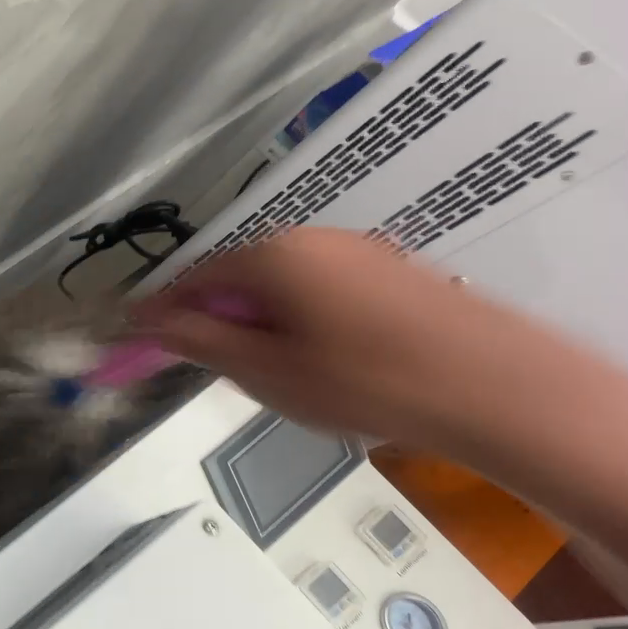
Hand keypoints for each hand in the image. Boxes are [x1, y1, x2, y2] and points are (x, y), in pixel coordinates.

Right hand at [131, 228, 568, 449]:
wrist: (498, 389)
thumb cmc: (362, 381)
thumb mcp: (259, 369)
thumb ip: (195, 340)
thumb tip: (145, 323)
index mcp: (271, 256)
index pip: (188, 280)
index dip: (155, 314)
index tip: (129, 343)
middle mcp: (312, 240)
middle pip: (233, 279)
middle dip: (211, 320)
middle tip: (209, 368)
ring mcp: (358, 252)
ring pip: (277, 287)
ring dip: (254, 323)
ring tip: (267, 372)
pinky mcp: (391, 272)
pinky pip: (316, 291)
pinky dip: (295, 320)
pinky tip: (315, 362)